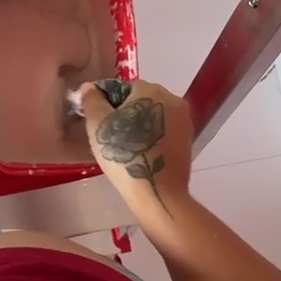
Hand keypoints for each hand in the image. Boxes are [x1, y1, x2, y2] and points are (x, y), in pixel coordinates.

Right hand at [75, 78, 192, 215]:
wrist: (157, 193)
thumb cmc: (124, 154)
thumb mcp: (98, 125)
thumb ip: (92, 99)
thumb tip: (90, 87)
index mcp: (150, 89)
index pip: (122, 88)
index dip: (108, 105)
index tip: (102, 125)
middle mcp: (172, 99)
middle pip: (141, 100)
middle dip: (127, 114)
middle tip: (113, 137)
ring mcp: (184, 121)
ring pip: (154, 116)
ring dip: (141, 126)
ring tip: (128, 148)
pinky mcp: (189, 141)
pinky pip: (165, 131)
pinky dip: (154, 138)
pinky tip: (143, 155)